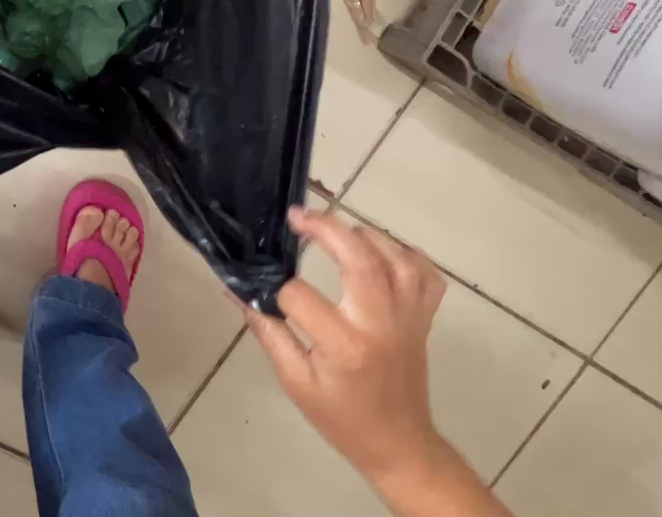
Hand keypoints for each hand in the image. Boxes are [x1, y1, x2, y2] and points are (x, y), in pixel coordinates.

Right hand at [243, 208, 449, 484]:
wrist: (400, 444)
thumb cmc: (341, 417)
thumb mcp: (295, 381)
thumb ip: (267, 331)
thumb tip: (235, 289)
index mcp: (346, 346)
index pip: (301, 295)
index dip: (274, 286)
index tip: (259, 281)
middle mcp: (382, 324)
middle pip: (362, 259)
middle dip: (326, 228)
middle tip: (296, 216)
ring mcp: (410, 318)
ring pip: (397, 257)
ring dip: (364, 235)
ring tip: (334, 231)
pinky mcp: (425, 318)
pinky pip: (425, 274)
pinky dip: (404, 253)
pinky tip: (379, 251)